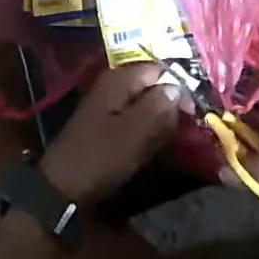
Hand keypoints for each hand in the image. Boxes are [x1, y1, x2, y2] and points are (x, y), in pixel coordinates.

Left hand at [40, 63, 179, 202]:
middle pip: (153, 86)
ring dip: (161, 119)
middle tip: (188, 127)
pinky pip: (135, 120)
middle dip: (171, 103)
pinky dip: (148, 130)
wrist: (63, 189)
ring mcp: (108, 105)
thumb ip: (159, 105)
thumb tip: (178, 87)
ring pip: (146, 104)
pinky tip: (155, 145)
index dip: (180, 86)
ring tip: (175, 138)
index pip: (159, 69)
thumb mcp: (135, 131)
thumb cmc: (101, 157)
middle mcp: (112, 85)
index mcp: (118, 79)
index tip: (195, 112)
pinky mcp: (106, 125)